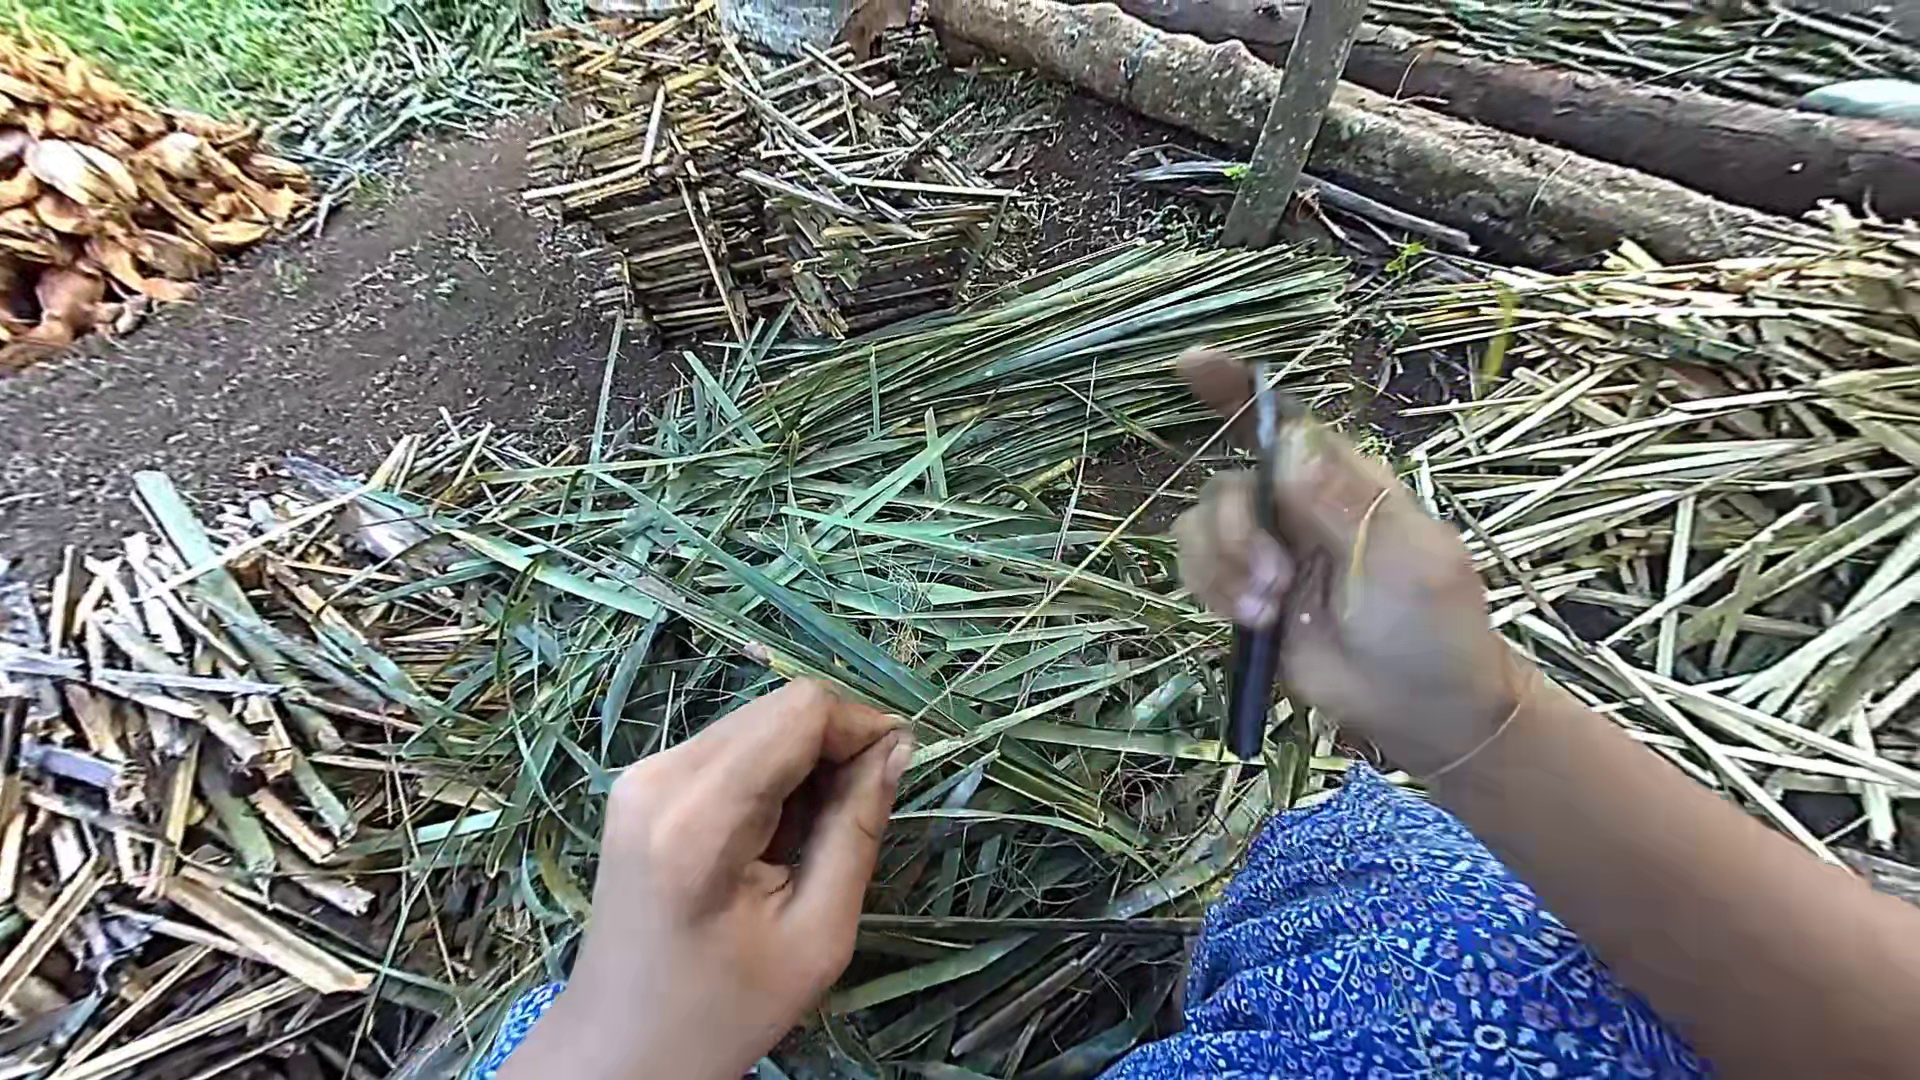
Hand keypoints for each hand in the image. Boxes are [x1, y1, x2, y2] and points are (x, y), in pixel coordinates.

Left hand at [500, 681, 911, 1079]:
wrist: (616, 1053)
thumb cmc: (724, 1009)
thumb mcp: (819, 934)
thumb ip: (860, 826)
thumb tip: (898, 746)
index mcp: (700, 818)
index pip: (801, 711)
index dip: (859, 724)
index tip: (893, 764)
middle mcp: (663, 773)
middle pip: (782, 707)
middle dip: (837, 742)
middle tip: (858, 803)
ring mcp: (647, 770)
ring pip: (763, 718)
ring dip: (807, 757)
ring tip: (812, 827)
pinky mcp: (646, 776)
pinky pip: (738, 739)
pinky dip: (776, 767)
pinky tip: (777, 824)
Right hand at [1173, 350, 1528, 774]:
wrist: (1414, 707)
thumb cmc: (1431, 628)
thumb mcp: (1406, 562)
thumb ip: (1344, 503)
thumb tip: (1284, 442)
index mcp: (1339, 482)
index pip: (1279, 424)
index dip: (1233, 391)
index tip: (1188, 366)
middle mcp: (1291, 506)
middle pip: (1224, 487)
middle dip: (1235, 534)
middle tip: (1272, 580)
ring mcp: (1261, 549)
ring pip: (1198, 528)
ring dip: (1220, 569)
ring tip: (1264, 610)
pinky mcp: (1238, 587)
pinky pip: (1192, 569)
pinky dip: (1209, 590)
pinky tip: (1249, 619)